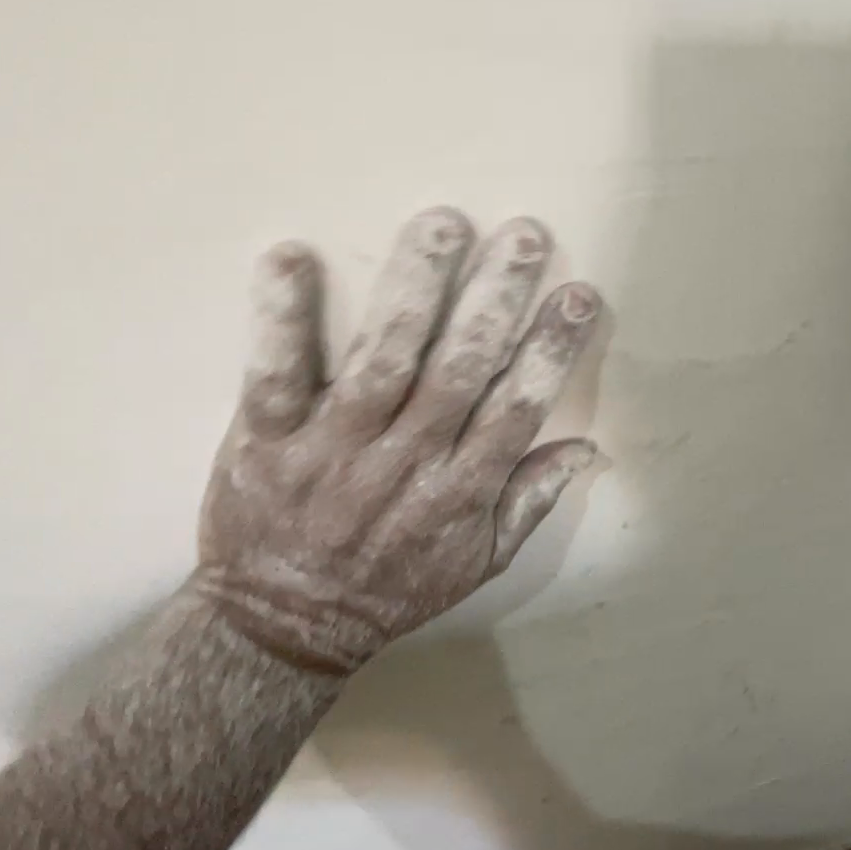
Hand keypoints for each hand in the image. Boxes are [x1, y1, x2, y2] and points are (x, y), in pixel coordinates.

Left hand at [194, 209, 601, 675]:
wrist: (286, 626)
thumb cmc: (396, 589)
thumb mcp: (482, 563)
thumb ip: (531, 502)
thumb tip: (586, 446)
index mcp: (462, 491)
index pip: (517, 408)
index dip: (550, 350)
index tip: (578, 295)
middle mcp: (406, 461)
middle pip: (459, 370)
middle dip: (496, 299)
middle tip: (524, 235)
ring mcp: (334, 448)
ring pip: (383, 358)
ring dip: (415, 288)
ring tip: (443, 224)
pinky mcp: (264, 440)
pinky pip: (274, 374)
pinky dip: (283, 318)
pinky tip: (292, 255)